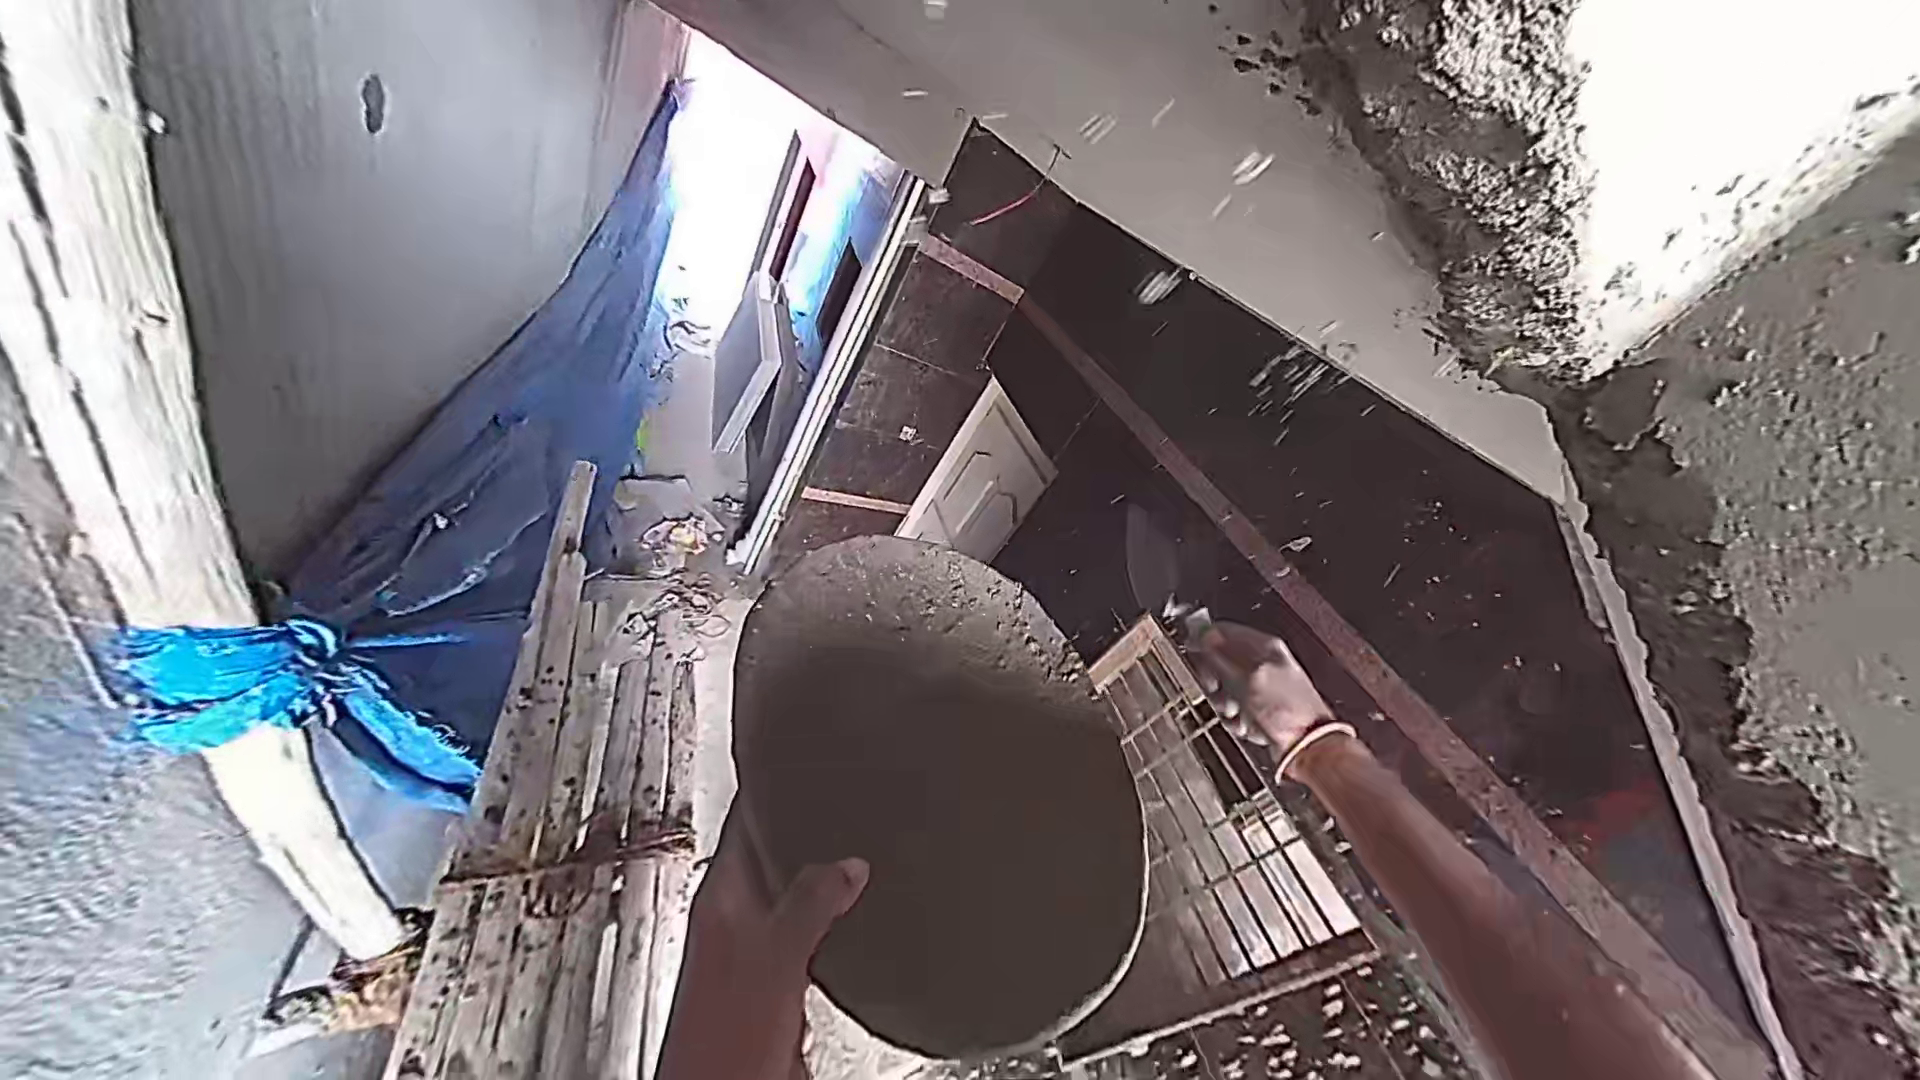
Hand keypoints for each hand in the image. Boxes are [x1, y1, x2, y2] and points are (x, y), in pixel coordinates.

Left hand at [657, 806, 868, 1079]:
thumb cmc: (722, 1041)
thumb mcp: (775, 956)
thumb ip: (811, 901)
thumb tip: (849, 864)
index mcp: (723, 895)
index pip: (745, 818)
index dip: (769, 785)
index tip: (798, 758)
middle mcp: (737, 912)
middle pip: (771, 848)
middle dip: (804, 822)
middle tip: (841, 793)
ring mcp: (756, 944)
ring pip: (792, 885)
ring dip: (819, 866)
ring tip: (854, 839)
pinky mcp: (776, 974)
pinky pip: (807, 923)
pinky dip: (829, 907)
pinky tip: (853, 904)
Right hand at [1193, 622, 1334, 753]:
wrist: (1309, 748)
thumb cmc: (1289, 713)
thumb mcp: (1247, 678)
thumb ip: (1222, 656)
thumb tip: (1203, 635)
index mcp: (1265, 647)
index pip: (1224, 630)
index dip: (1204, 639)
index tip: (1192, 651)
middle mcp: (1264, 663)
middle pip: (1219, 660)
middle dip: (1214, 678)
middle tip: (1217, 688)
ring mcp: (1261, 686)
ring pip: (1224, 687)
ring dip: (1225, 703)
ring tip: (1237, 712)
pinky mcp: (1260, 707)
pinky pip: (1234, 707)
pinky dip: (1236, 718)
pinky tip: (1247, 723)